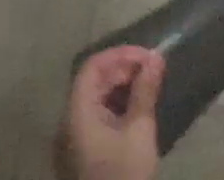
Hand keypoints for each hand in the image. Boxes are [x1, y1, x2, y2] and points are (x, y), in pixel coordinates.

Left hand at [59, 45, 163, 179]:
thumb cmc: (124, 173)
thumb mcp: (139, 131)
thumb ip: (145, 91)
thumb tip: (155, 57)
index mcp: (77, 114)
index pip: (92, 67)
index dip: (120, 55)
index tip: (148, 57)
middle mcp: (68, 122)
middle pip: (91, 81)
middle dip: (122, 69)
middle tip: (153, 70)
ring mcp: (72, 138)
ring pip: (93, 98)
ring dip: (120, 86)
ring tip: (148, 86)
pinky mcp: (80, 151)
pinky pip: (95, 115)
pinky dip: (115, 104)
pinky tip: (136, 109)